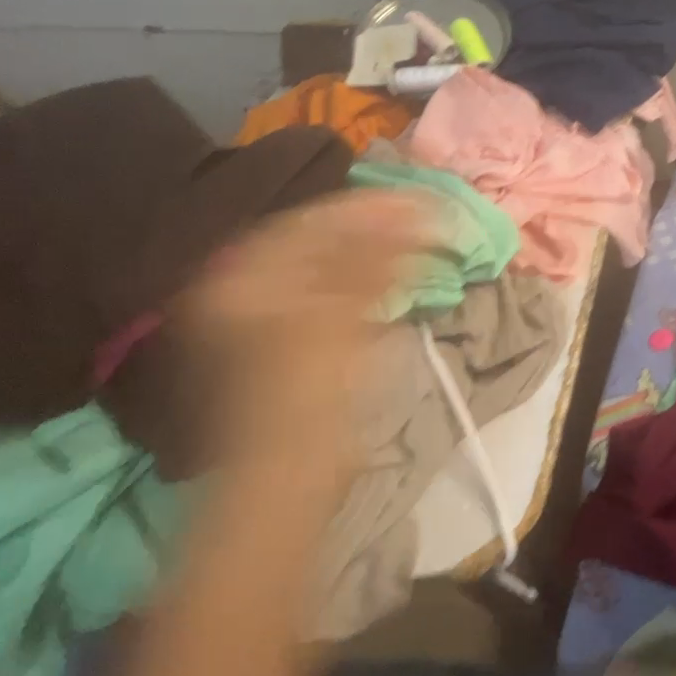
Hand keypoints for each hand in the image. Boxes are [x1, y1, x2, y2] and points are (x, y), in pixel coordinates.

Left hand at [178, 190, 433, 467]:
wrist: (287, 475)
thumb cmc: (305, 395)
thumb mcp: (339, 318)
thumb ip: (373, 259)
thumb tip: (412, 209)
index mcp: (244, 278)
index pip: (310, 222)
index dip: (366, 207)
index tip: (420, 200)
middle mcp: (249, 289)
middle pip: (321, 241)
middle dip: (377, 228)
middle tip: (430, 220)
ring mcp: (271, 316)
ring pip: (333, 266)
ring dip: (380, 252)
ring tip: (426, 244)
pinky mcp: (296, 340)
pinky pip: (338, 292)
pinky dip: (373, 281)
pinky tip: (403, 277)